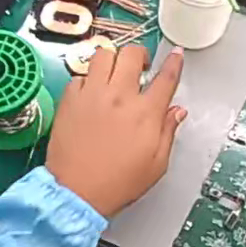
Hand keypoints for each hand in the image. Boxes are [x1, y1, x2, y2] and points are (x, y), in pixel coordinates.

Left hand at [46, 42, 184, 216]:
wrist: (77, 192)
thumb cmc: (116, 183)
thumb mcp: (156, 164)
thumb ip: (168, 132)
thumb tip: (176, 112)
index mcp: (146, 113)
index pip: (166, 77)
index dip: (173, 62)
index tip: (175, 55)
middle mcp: (119, 97)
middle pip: (132, 54)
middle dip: (139, 55)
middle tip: (138, 66)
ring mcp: (92, 95)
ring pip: (103, 54)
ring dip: (111, 59)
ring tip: (112, 72)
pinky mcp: (70, 100)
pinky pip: (79, 75)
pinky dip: (87, 79)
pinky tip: (90, 92)